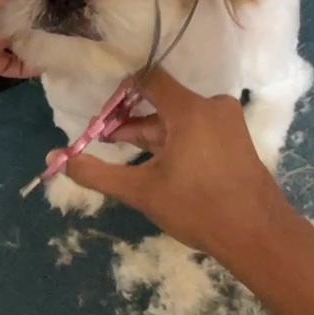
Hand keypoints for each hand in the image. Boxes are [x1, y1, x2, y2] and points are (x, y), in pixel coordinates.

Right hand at [63, 68, 295, 253]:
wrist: (259, 236)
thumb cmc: (198, 209)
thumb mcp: (141, 191)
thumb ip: (95, 173)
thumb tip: (54, 158)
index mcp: (190, 109)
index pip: (148, 78)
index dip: (120, 93)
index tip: (101, 119)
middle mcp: (211, 107)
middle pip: (161, 101)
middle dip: (130, 121)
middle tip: (103, 142)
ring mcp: (227, 123)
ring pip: (178, 119)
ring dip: (150, 135)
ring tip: (124, 157)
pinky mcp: (235, 140)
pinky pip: (196, 130)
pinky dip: (173, 142)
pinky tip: (158, 166)